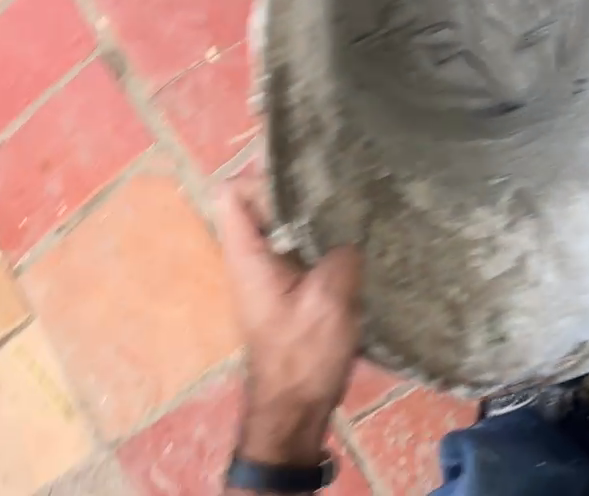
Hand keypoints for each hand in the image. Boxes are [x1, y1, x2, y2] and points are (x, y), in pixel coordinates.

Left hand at [217, 179, 363, 466]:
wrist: (295, 414)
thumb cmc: (304, 358)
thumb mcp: (330, 299)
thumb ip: (342, 252)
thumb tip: (358, 221)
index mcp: (248, 256)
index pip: (230, 194)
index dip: (260, 175)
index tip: (303, 175)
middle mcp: (251, 258)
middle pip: (260, 202)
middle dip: (296, 187)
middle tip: (338, 180)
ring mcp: (269, 272)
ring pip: (282, 222)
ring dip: (312, 212)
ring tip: (352, 200)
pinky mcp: (288, 286)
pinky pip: (298, 244)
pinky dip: (321, 233)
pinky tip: (355, 233)